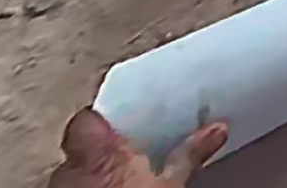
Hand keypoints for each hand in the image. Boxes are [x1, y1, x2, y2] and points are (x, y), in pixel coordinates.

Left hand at [46, 109, 226, 187]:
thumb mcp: (169, 186)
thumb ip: (189, 153)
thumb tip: (218, 128)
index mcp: (95, 155)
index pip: (86, 120)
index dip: (103, 114)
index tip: (126, 106)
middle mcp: (68, 174)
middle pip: (83, 148)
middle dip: (106, 146)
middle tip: (136, 140)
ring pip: (77, 175)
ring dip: (97, 173)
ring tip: (128, 170)